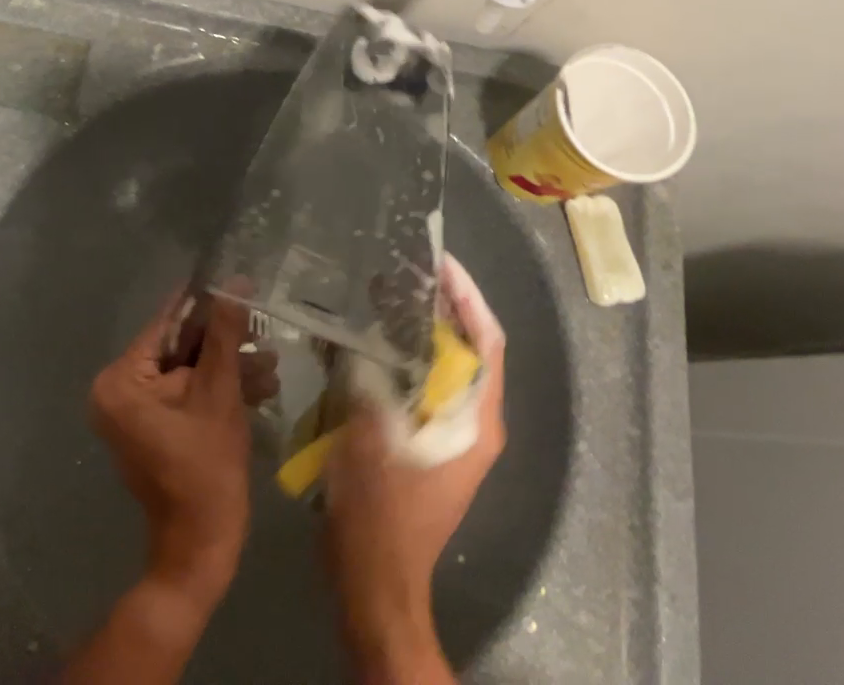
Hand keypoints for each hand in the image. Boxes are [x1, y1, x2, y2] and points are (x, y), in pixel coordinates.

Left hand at [88, 288, 256, 599]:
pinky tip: (260, 386)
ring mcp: (133, 413)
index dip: (202, 303)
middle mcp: (117, 392)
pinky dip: (217, 393)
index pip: (164, 326)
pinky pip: (185, 398)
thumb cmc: (206, 469)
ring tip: (273, 362)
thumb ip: (224, 337)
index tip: (232, 279)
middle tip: (263, 328)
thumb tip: (235, 284)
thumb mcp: (219, 395)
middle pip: (178, 351)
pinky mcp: (152, 429)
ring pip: (187, 375)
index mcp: (120, 381)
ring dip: (229, 370)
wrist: (202, 545)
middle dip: (224, 344)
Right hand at [322, 256, 507, 681]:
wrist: (376, 583)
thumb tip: (360, 335)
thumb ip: (369, 382)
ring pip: (438, 370)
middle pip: (464, 350)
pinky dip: (394, 363)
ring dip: (412, 335)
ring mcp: (450, 438)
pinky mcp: (426, 448)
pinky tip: (358, 350)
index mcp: (475, 420)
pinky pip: (416, 391)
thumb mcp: (370, 438)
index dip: (467, 297)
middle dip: (435, 309)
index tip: (438, 261)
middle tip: (396, 272)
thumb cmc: (380, 515)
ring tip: (375, 300)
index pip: (486, 341)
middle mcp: (473, 424)